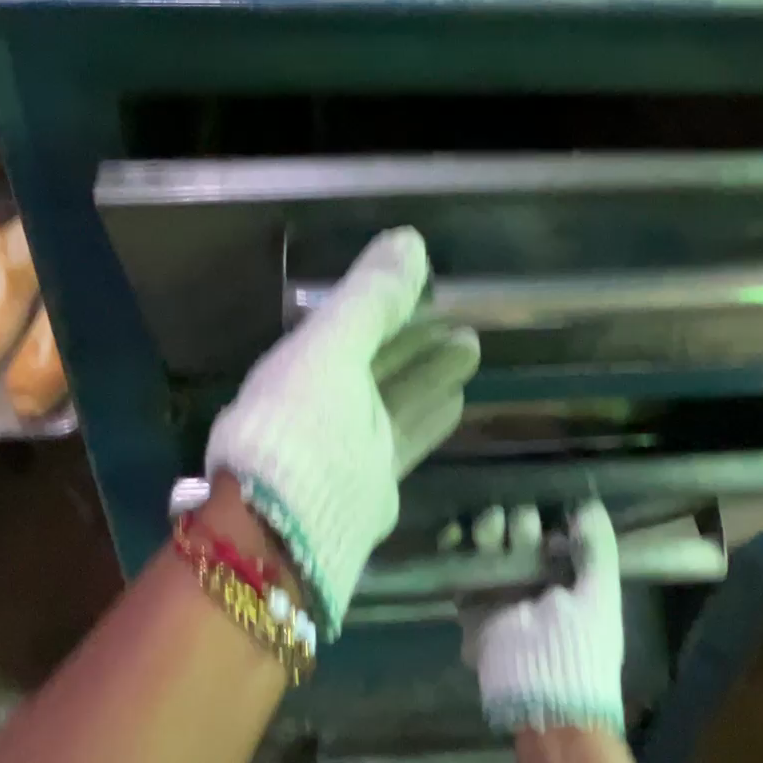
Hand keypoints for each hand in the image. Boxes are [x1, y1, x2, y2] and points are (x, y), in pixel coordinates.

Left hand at [205, 227, 479, 640]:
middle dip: (417, 335)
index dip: (388, 300)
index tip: (425, 278)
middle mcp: (324, 400)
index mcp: (304, 362)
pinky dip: (432, 414)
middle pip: (379, 359)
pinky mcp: (372, 480)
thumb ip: (372, 295)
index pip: (352, 321)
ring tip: (471, 345)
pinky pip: (407, 435)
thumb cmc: (307, 417)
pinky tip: (459, 399)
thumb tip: (410, 239)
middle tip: (462, 313)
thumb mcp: (335, 343)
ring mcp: (347, 442)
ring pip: (398, 396)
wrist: (291, 523)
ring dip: (432, 369)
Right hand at [463, 502, 625, 736]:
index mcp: (565, 570)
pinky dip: (452, 542)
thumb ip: (598, 549)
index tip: (551, 510)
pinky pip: (456, 560)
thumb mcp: (600, 596)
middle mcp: (531, 571)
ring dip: (486, 525)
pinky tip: (456, 535)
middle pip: (517, 524)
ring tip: (490, 536)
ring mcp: (499, 582)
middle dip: (519, 521)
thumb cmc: (580, 644)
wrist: (544, 693)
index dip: (549, 512)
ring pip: (487, 535)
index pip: (552, 525)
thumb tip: (588, 502)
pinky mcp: (470, 596)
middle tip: (523, 534)